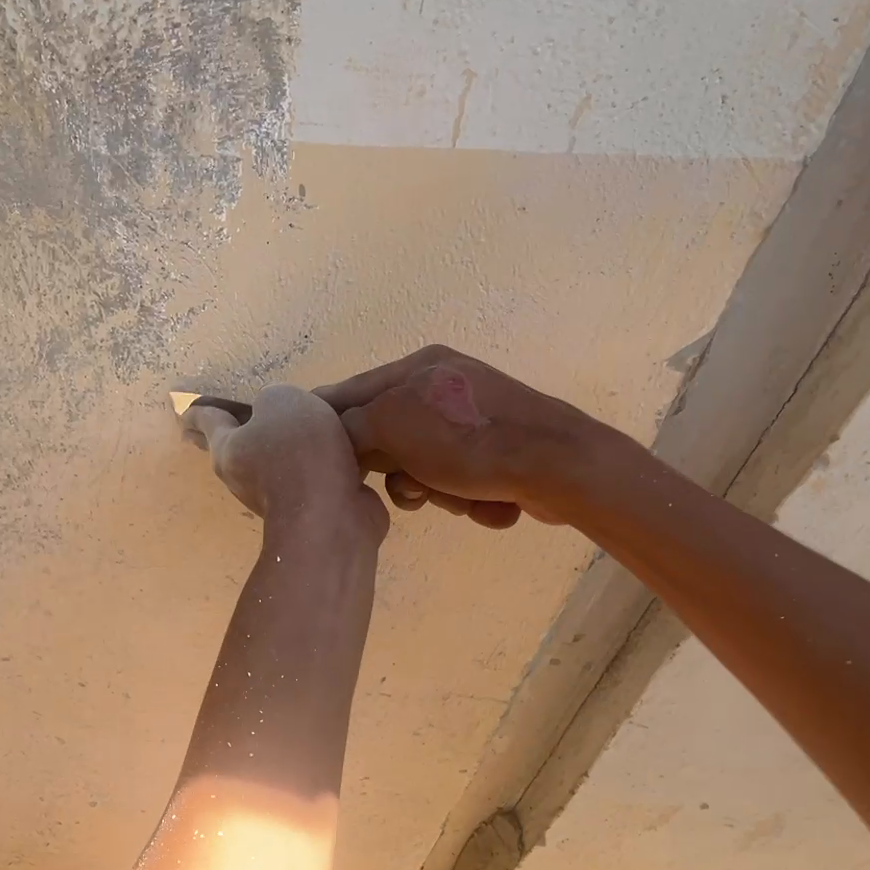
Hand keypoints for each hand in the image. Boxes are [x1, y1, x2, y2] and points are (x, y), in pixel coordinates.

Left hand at [181, 384, 387, 539]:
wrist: (330, 515)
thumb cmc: (297, 448)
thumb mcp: (282, 401)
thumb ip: (271, 401)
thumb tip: (272, 417)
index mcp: (226, 446)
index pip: (208, 422)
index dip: (197, 414)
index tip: (183, 416)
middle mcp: (238, 477)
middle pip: (226, 449)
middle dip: (215, 439)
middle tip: (197, 435)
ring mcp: (265, 500)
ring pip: (256, 466)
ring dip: (258, 453)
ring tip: (266, 442)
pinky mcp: (295, 513)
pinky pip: (286, 481)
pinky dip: (287, 469)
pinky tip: (301, 464)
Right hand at [314, 345, 625, 528]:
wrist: (559, 467)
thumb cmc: (465, 439)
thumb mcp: (390, 424)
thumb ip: (350, 426)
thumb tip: (338, 437)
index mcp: (420, 366)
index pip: (352, 392)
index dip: (328, 422)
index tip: (310, 455)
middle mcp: (446, 387)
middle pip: (388, 435)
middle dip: (395, 469)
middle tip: (408, 485)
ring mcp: (476, 420)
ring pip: (423, 466)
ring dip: (433, 490)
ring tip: (456, 498)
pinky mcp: (501, 454)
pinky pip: (459, 481)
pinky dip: (466, 498)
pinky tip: (487, 503)